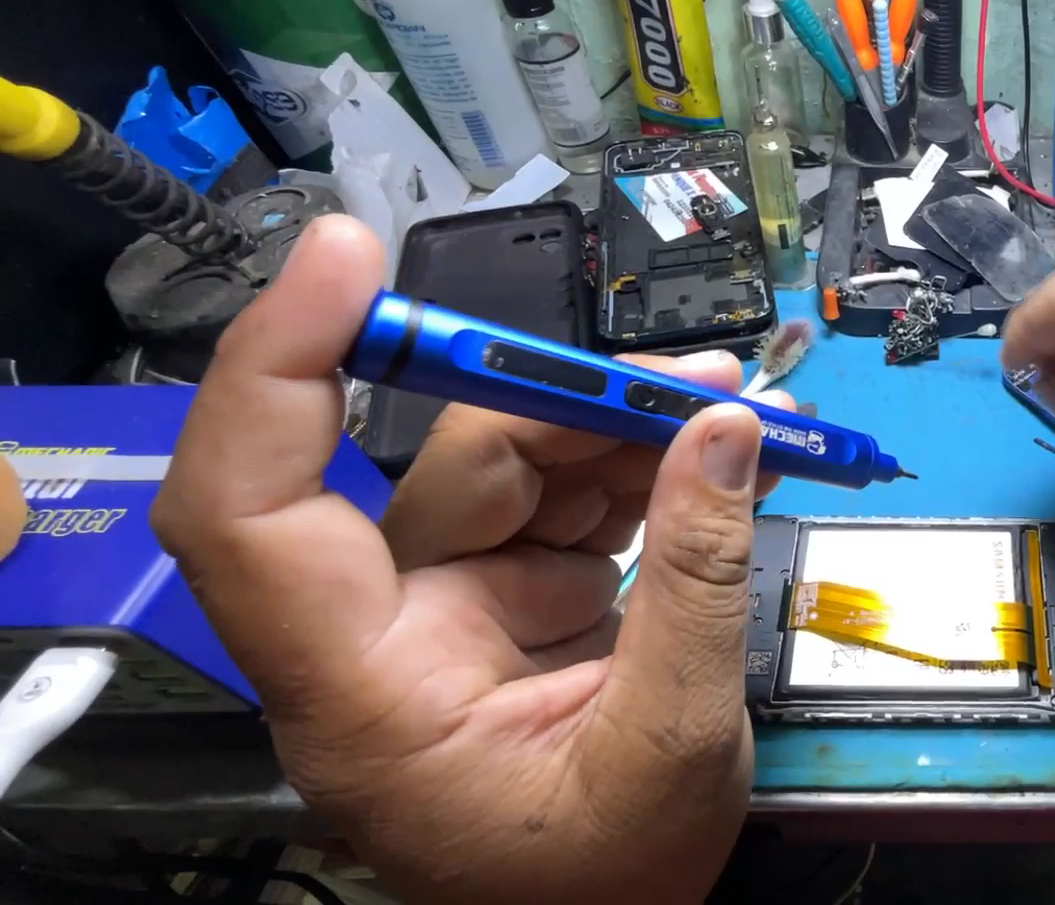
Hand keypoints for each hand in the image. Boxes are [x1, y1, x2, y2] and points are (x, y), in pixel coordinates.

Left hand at [153, 216, 790, 904]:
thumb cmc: (612, 878)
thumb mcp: (673, 733)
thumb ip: (699, 577)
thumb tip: (729, 435)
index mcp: (373, 685)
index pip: (261, 508)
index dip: (284, 367)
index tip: (348, 258)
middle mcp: (402, 624)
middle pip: (467, 463)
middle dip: (589, 406)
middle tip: (711, 383)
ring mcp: (472, 602)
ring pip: (540, 467)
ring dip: (643, 432)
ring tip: (747, 420)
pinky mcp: (535, 592)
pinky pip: (589, 498)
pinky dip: (659, 470)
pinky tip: (724, 459)